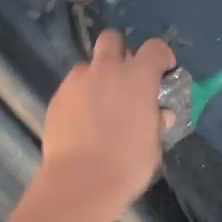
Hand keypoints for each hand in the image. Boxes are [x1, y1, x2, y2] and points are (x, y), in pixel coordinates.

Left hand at [38, 30, 176, 217]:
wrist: (81, 182)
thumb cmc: (127, 166)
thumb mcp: (153, 146)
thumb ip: (156, 123)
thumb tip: (160, 115)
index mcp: (138, 78)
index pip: (155, 49)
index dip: (162, 58)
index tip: (164, 72)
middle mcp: (106, 70)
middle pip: (112, 39)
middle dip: (121, 53)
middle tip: (125, 81)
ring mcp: (77, 81)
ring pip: (88, 66)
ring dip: (97, 78)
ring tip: (100, 108)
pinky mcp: (57, 98)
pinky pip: (72, 88)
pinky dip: (80, 98)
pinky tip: (82, 124)